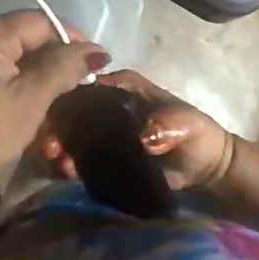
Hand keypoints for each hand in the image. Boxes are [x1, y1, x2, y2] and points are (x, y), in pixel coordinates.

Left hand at [0, 11, 107, 200]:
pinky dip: (18, 75)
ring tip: (64, 93)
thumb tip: (97, 50)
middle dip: (56, 57)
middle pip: (26, 33)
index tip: (100, 65)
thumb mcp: (28, 101)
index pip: (40, 21)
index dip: (73, 40)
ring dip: (39, 69)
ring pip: (14, 49)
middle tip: (84, 84)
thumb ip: (62, 68)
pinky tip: (35, 96)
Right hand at [37, 69, 237, 190]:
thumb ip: (165, 126)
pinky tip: (65, 173)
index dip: (65, 100)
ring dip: (59, 147)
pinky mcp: (101, 157)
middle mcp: (103, 105)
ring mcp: (101, 132)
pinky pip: (78, 157)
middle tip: (51, 148)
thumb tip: (143, 139)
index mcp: (119, 87)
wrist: (207, 170)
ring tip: (60, 164)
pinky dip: (68, 164)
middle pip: (69, 110)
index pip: (83, 86)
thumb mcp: (186, 123)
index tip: (55, 120)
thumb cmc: (197, 134)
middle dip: (56, 127)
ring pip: (69, 134)